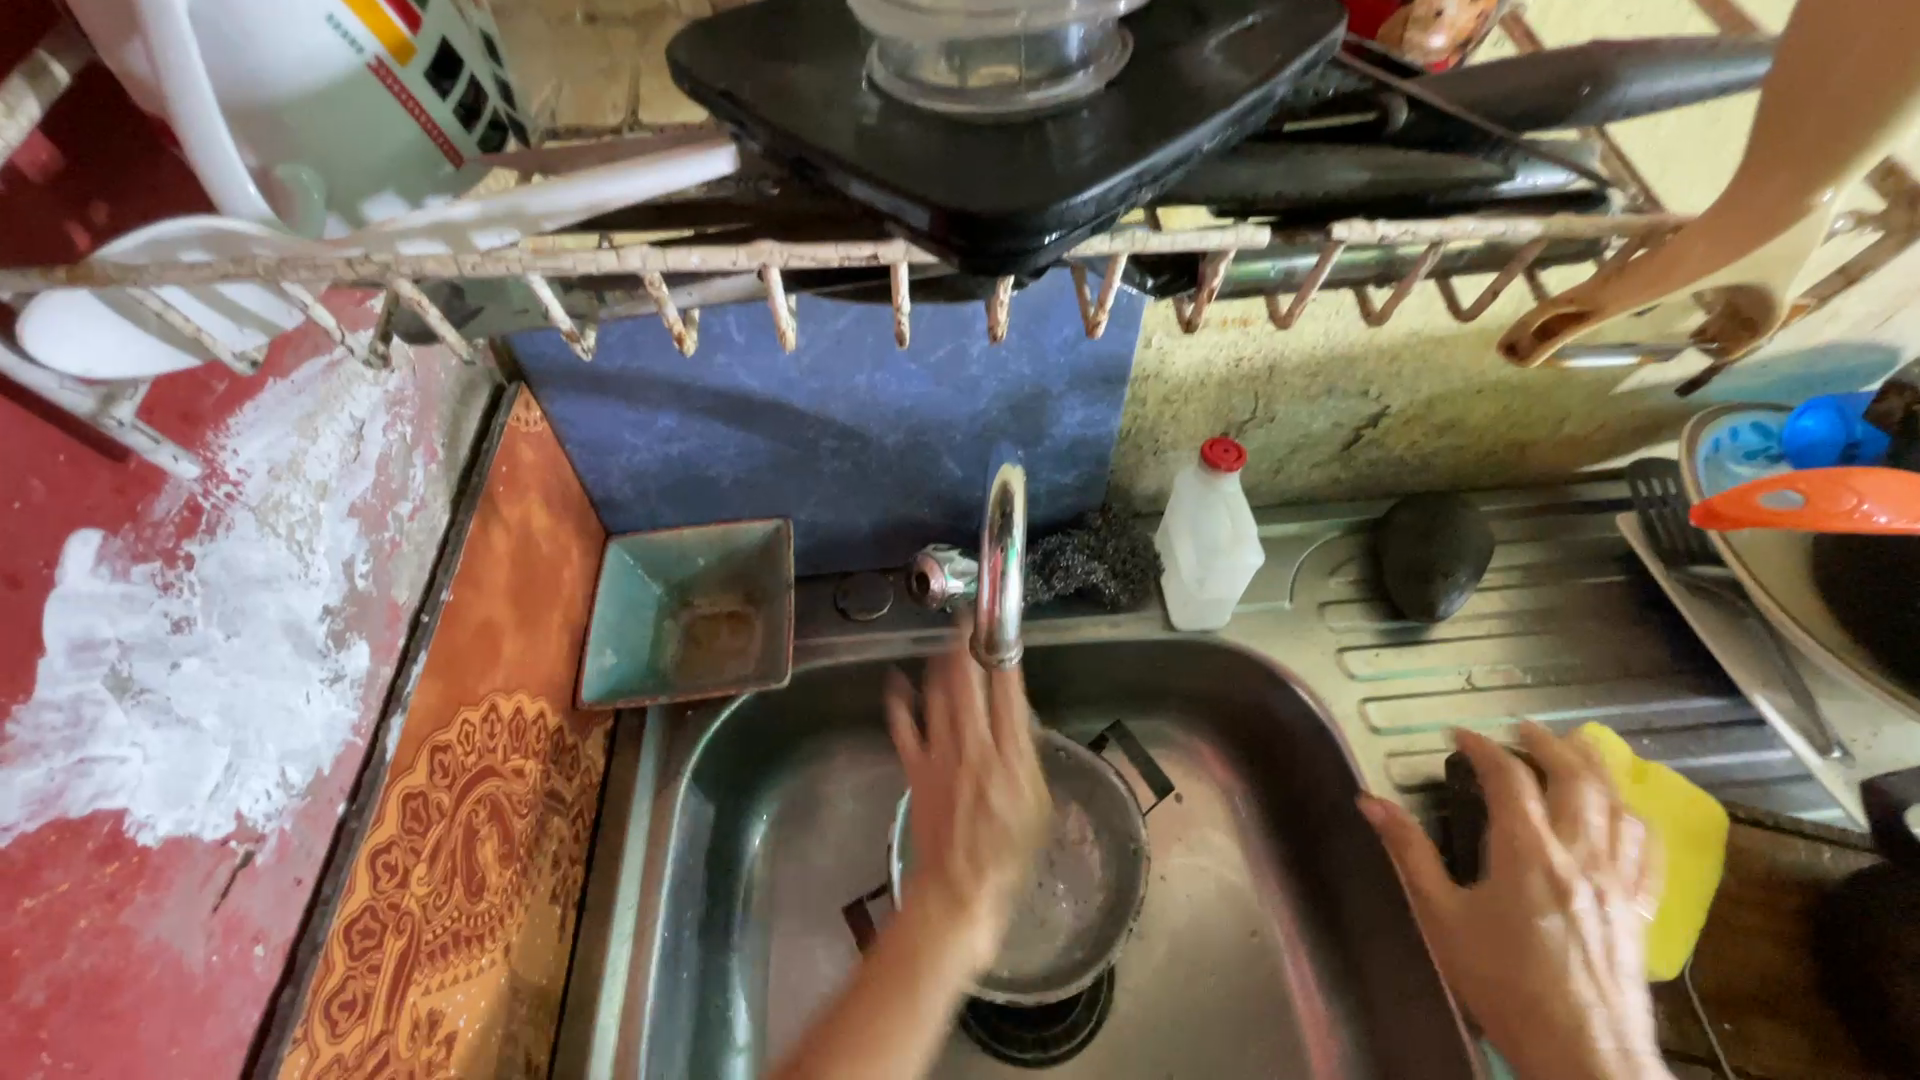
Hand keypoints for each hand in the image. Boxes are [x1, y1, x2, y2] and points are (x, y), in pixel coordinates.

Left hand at [884, 626, 1050, 975]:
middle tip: (967, 621)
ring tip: (943, 641)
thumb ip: (1028, 759)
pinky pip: (904, 727)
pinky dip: (898, 701)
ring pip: (938, 696)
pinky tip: (896, 679)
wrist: (960, 887)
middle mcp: (974, 746)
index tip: (1001, 631)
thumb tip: (1021, 723)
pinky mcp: (915, 768)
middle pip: (968, 684)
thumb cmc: (1009, 853)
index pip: (1007, 692)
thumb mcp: (1038, 805)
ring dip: (939, 664)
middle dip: (967, 647)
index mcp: (1011, 755)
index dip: (1002, 656)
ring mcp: (940, 755)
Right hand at [1359, 723, 1670, 1079]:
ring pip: (1619, 808)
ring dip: (1598, 770)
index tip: (1460, 734)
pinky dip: (1634, 819)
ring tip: (1580, 751)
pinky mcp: (1639, 911)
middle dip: (1549, 745)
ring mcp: (1617, 883)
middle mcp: (1579, 857)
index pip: (1508, 779)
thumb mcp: (1439, 917)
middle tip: (1525, 728)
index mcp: (1526, 854)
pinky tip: (1626, 815)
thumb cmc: (1501, 984)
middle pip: (1577, 780)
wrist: (1581, 1054)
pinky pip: (1647, 852)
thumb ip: (1408, 853)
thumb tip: (1370, 801)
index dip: (1483, 747)